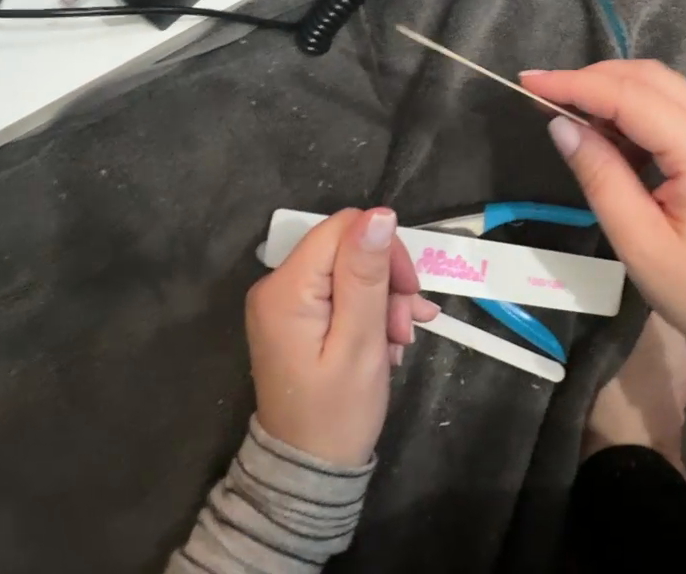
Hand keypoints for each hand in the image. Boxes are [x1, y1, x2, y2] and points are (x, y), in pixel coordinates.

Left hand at [246, 207, 440, 465]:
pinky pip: (340, 292)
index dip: (385, 251)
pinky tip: (388, 341)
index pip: (345, 228)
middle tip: (406, 327)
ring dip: (384, 300)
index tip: (408, 293)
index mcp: (286, 287)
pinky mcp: (296, 317)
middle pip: (347, 247)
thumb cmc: (338, 412)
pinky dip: (369, 311)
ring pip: (349, 269)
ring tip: (399, 342)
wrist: (309, 473)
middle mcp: (277, 284)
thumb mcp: (361, 341)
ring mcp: (285, 302)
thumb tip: (380, 212)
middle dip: (386, 280)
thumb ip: (367, 274)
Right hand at [521, 61, 685, 344]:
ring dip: (616, 90)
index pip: (632, 97)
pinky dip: (639, 108)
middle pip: (652, 78)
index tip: (530, 81)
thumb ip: (600, 175)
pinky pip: (679, 107)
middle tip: (547, 94)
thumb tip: (560, 125)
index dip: (577, 84)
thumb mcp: (638, 242)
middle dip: (595, 78)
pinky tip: (612, 133)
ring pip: (666, 86)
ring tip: (573, 114)